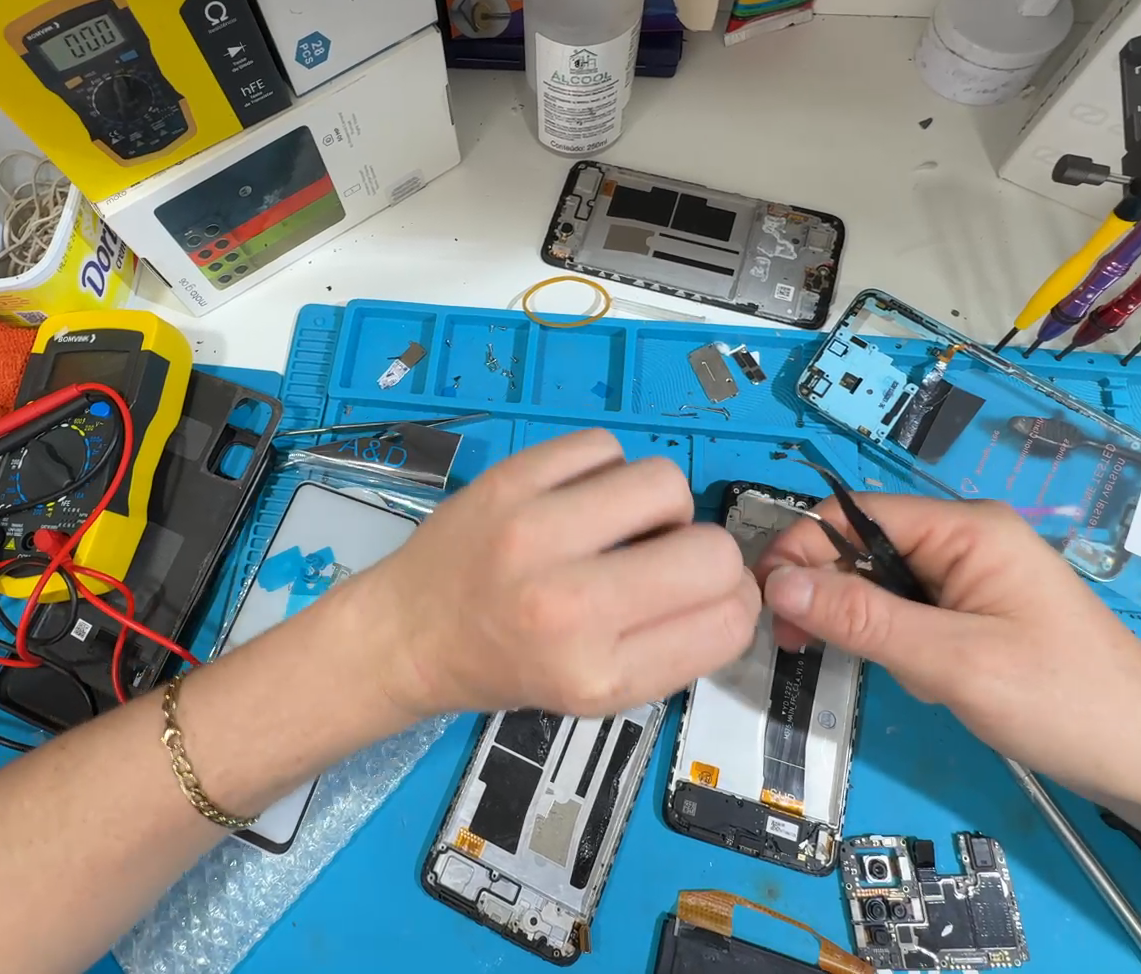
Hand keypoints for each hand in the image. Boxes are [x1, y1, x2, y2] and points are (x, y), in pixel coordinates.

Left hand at [356, 429, 759, 718]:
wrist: (408, 632)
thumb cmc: (502, 666)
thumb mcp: (593, 693)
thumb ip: (671, 646)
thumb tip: (730, 582)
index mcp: (599, 674)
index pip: (727, 620)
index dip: (731, 601)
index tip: (707, 593)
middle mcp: (569, 606)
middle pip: (710, 550)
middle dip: (703, 551)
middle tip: (660, 556)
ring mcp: (534, 533)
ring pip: (663, 482)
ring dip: (655, 504)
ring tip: (615, 524)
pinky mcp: (508, 481)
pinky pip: (603, 446)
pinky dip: (605, 469)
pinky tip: (578, 497)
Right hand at [756, 494, 1140, 806]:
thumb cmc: (1067, 704)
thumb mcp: (951, 661)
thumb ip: (860, 617)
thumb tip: (776, 582)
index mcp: (964, 528)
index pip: (851, 514)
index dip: (799, 549)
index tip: (766, 603)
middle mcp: (964, 539)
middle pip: (861, 545)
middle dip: (826, 591)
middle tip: (797, 643)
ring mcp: (971, 575)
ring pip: (879, 581)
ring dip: (862, 622)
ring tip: (877, 667)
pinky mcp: (975, 610)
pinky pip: (906, 609)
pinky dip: (893, 639)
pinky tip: (915, 674)